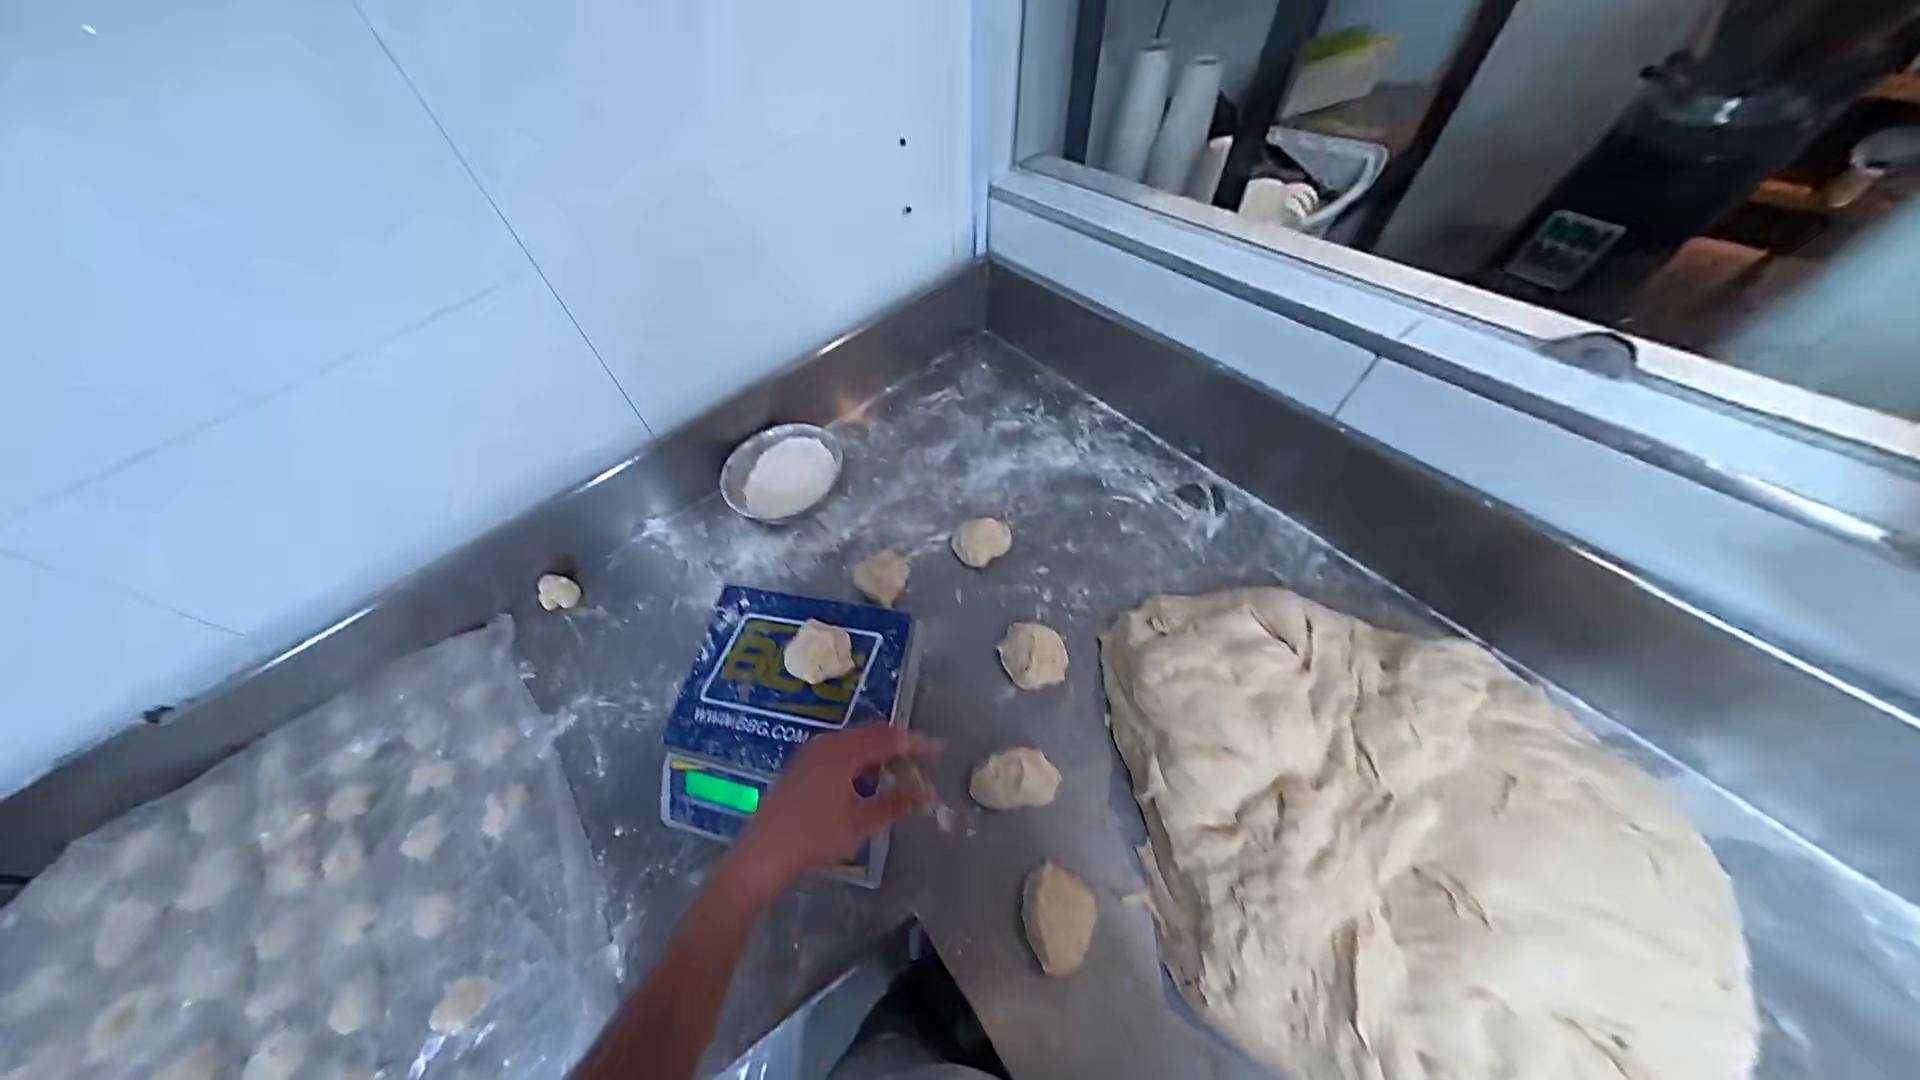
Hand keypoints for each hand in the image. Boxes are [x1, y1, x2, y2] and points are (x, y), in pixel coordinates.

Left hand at [723, 725, 941, 898]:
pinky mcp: (804, 765)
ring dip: (880, 753)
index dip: (916, 743)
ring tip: (900, 772)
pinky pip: (842, 750)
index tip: (938, 749)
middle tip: (922, 761)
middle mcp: (828, 743)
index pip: (889, 738)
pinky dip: (862, 759)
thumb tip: (925, 795)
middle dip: (900, 745)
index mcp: (843, 751)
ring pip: (857, 742)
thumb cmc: (814, 837)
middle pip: (873, 734)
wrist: (762, 854)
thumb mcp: (861, 823)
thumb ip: (896, 804)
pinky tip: (869, 780)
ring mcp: (813, 752)